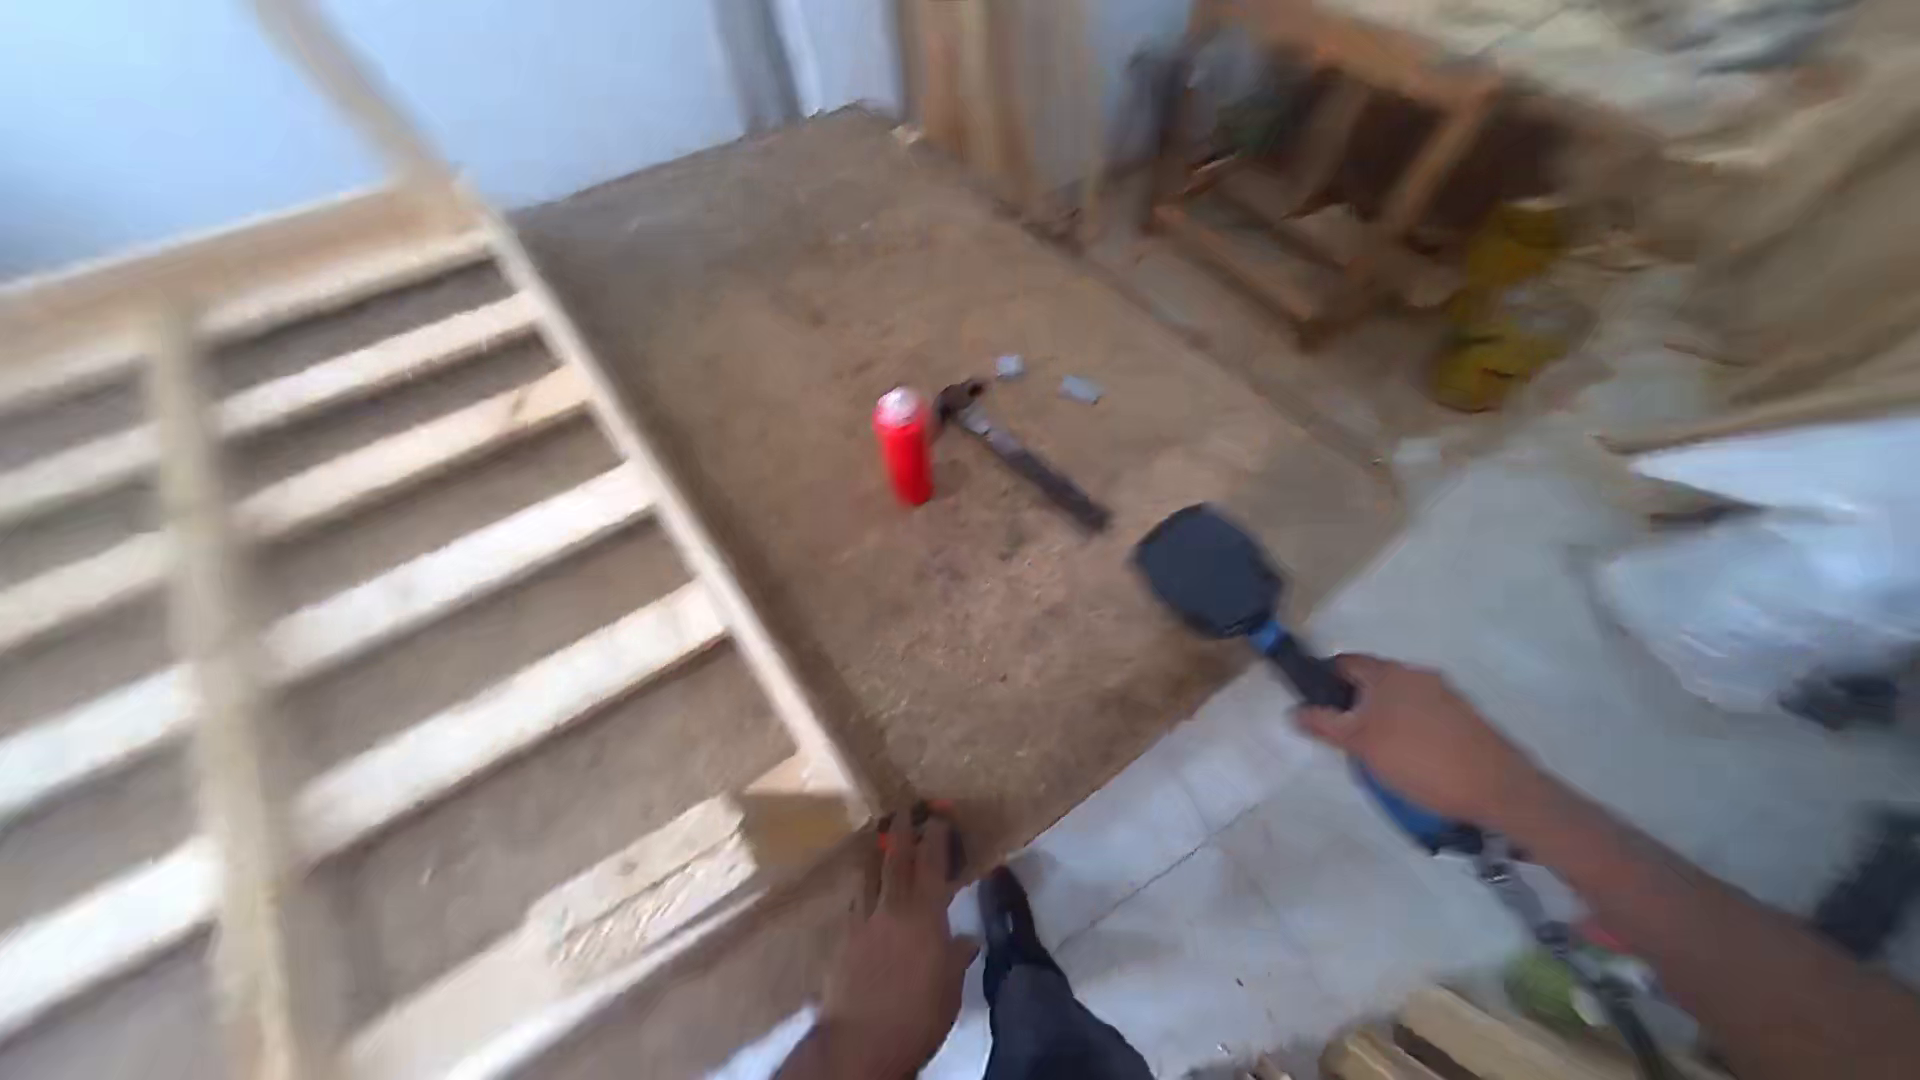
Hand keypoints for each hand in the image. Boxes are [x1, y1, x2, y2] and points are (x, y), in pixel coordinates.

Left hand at [817, 814, 976, 1079]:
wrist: (859, 1043)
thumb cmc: (916, 1017)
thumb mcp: (949, 991)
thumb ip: (957, 958)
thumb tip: (968, 939)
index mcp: (926, 914)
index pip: (933, 864)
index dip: (936, 838)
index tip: (939, 818)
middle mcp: (894, 906)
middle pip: (897, 858)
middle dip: (902, 831)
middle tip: (904, 809)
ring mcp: (864, 919)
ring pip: (870, 873)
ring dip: (877, 852)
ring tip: (878, 836)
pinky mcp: (844, 936)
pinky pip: (855, 899)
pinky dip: (862, 886)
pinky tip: (863, 885)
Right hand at [1292, 654, 1546, 828]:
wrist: (1502, 791)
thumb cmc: (1419, 760)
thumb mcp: (1359, 744)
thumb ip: (1322, 724)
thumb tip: (1294, 711)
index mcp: (1388, 672)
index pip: (1343, 662)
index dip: (1322, 680)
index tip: (1316, 707)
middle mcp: (1418, 674)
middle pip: (1371, 681)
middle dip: (1353, 704)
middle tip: (1345, 736)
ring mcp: (1447, 695)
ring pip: (1398, 699)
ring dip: (1382, 718)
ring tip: (1378, 753)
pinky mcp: (1467, 717)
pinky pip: (1423, 714)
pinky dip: (1409, 729)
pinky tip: (1411, 760)